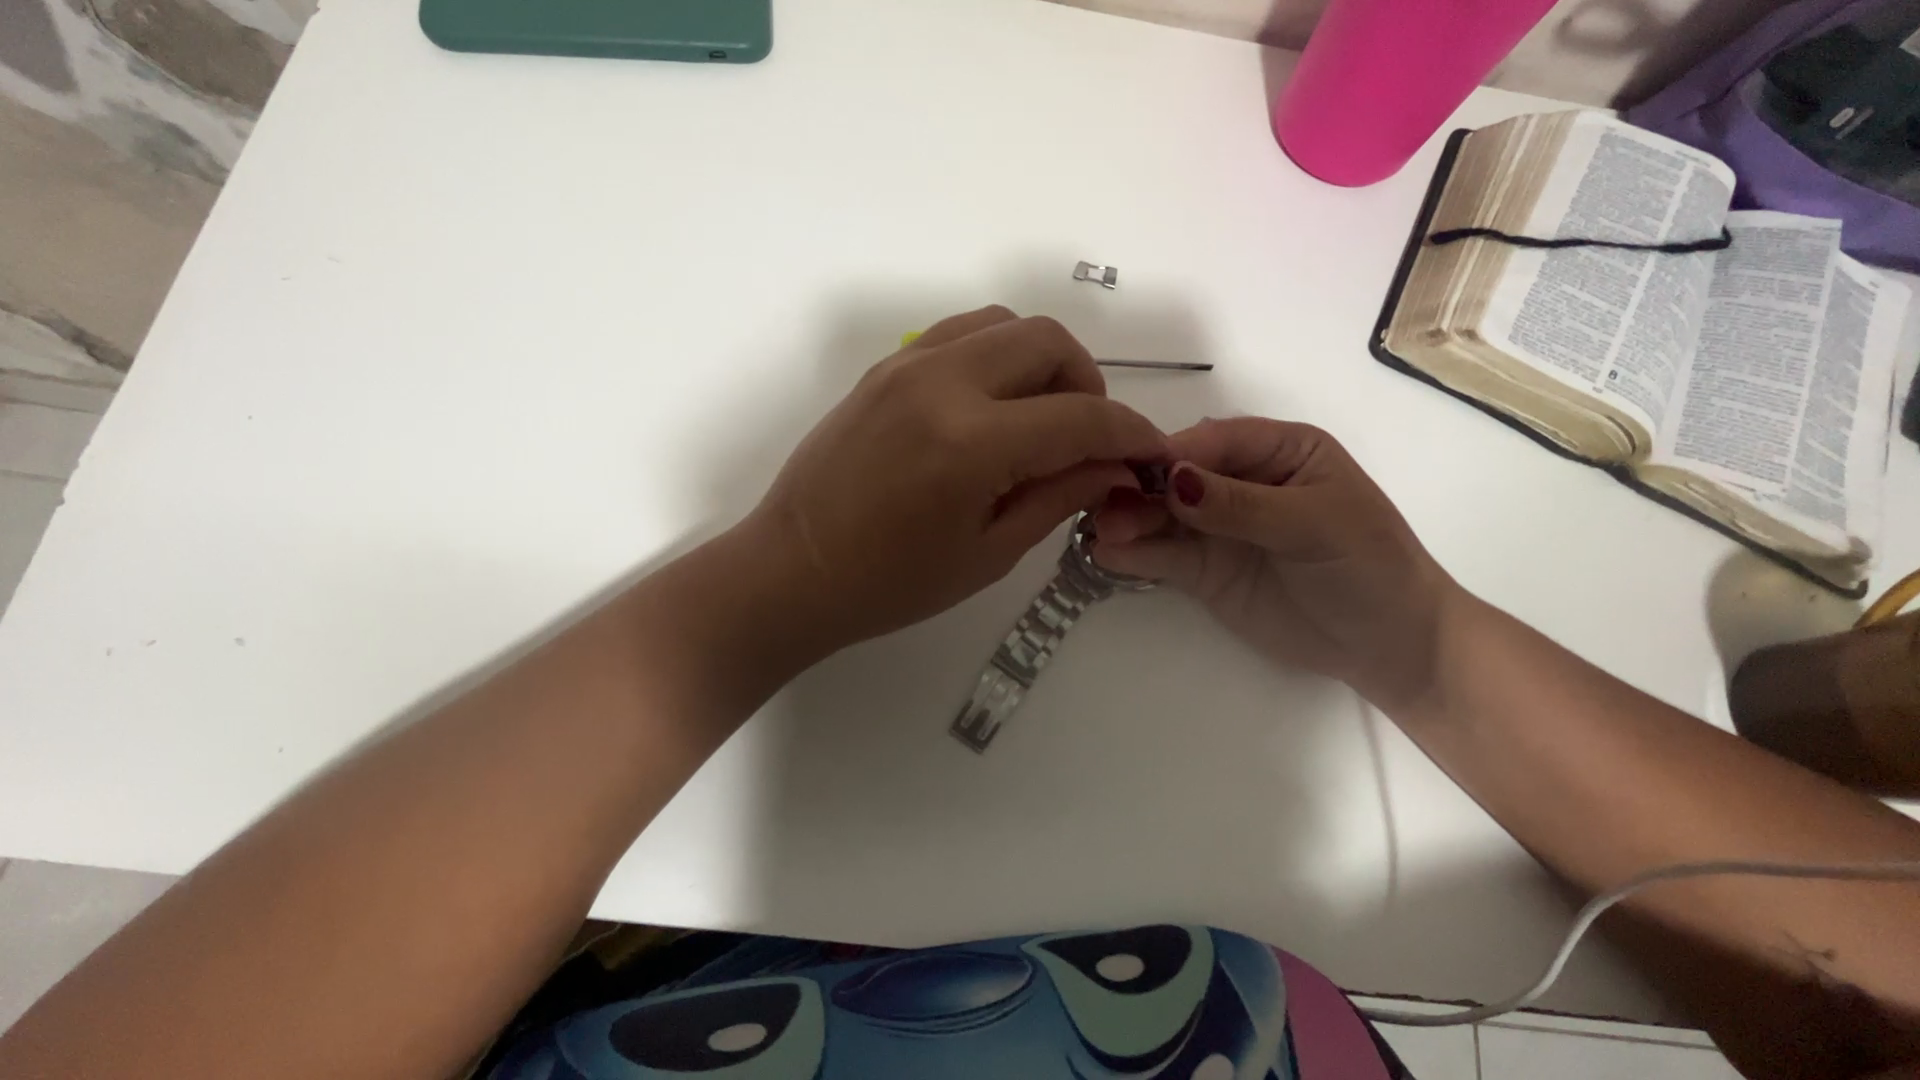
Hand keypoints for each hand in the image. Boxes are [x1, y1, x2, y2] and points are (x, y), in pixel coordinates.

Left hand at [742, 306, 1166, 650]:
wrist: (791, 570)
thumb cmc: (890, 584)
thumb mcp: (989, 552)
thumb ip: (1060, 496)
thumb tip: (1118, 466)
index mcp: (971, 442)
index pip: (1081, 417)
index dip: (1130, 434)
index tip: (1150, 455)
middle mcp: (941, 382)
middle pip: (1048, 342)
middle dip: (1090, 385)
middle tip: (1091, 437)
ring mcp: (907, 364)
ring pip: (1006, 323)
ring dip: (1043, 361)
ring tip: (1044, 416)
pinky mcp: (885, 366)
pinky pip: (962, 333)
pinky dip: (997, 353)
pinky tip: (996, 404)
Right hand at [1093, 418, 1457, 712]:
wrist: (1388, 645)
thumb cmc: (1368, 566)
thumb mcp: (1314, 525)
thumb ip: (1242, 504)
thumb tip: (1176, 481)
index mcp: (1278, 450)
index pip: (1214, 441)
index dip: (1175, 453)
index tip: (1137, 469)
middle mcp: (1240, 481)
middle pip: (1178, 476)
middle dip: (1142, 488)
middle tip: (1106, 506)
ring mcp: (1218, 528)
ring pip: (1162, 515)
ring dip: (1130, 520)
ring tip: (1101, 533)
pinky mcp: (1204, 571)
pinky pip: (1163, 556)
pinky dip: (1134, 554)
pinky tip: (1106, 554)